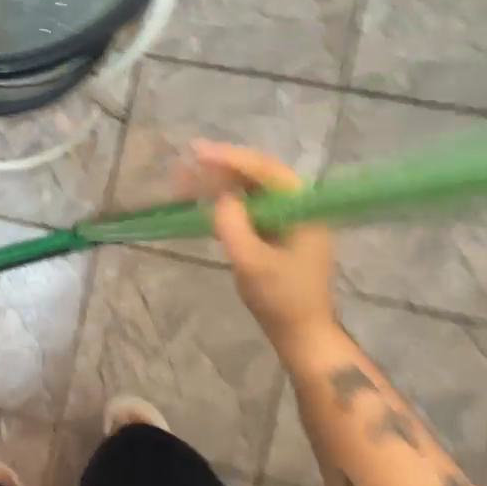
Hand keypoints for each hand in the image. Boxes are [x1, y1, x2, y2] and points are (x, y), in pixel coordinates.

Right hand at [193, 142, 337, 351]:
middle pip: (257, 175)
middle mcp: (298, 207)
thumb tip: (218, 194)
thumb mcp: (252, 261)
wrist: (302, 334)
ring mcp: (288, 221)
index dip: (230, 158)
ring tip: (183, 182)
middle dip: (219, 168)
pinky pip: (249, 208)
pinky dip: (224, 203)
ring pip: (250, 191)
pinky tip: (200, 203)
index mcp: (303, 208)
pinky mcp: (276, 235)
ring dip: (218, 185)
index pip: (265, 170)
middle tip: (184, 165)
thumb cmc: (282, 299)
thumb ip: (232, 223)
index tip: (197, 152)